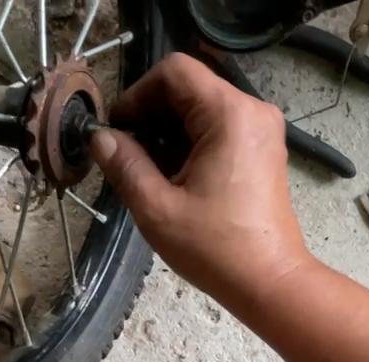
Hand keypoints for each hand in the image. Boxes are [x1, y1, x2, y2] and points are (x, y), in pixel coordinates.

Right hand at [91, 54, 314, 307]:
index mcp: (228, 114)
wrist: (268, 282)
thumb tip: (100, 138)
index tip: (118, 129)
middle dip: (153, 118)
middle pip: (190, 90)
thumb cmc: (215, 249)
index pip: (174, 72)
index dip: (138, 95)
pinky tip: (175, 182)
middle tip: (127, 157)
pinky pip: (220, 133)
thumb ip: (125, 167)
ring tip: (149, 176)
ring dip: (170, 136)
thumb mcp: (157, 209)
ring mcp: (261, 132)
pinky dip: (192, 148)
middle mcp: (251, 111)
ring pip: (203, 113)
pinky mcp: (263, 153)